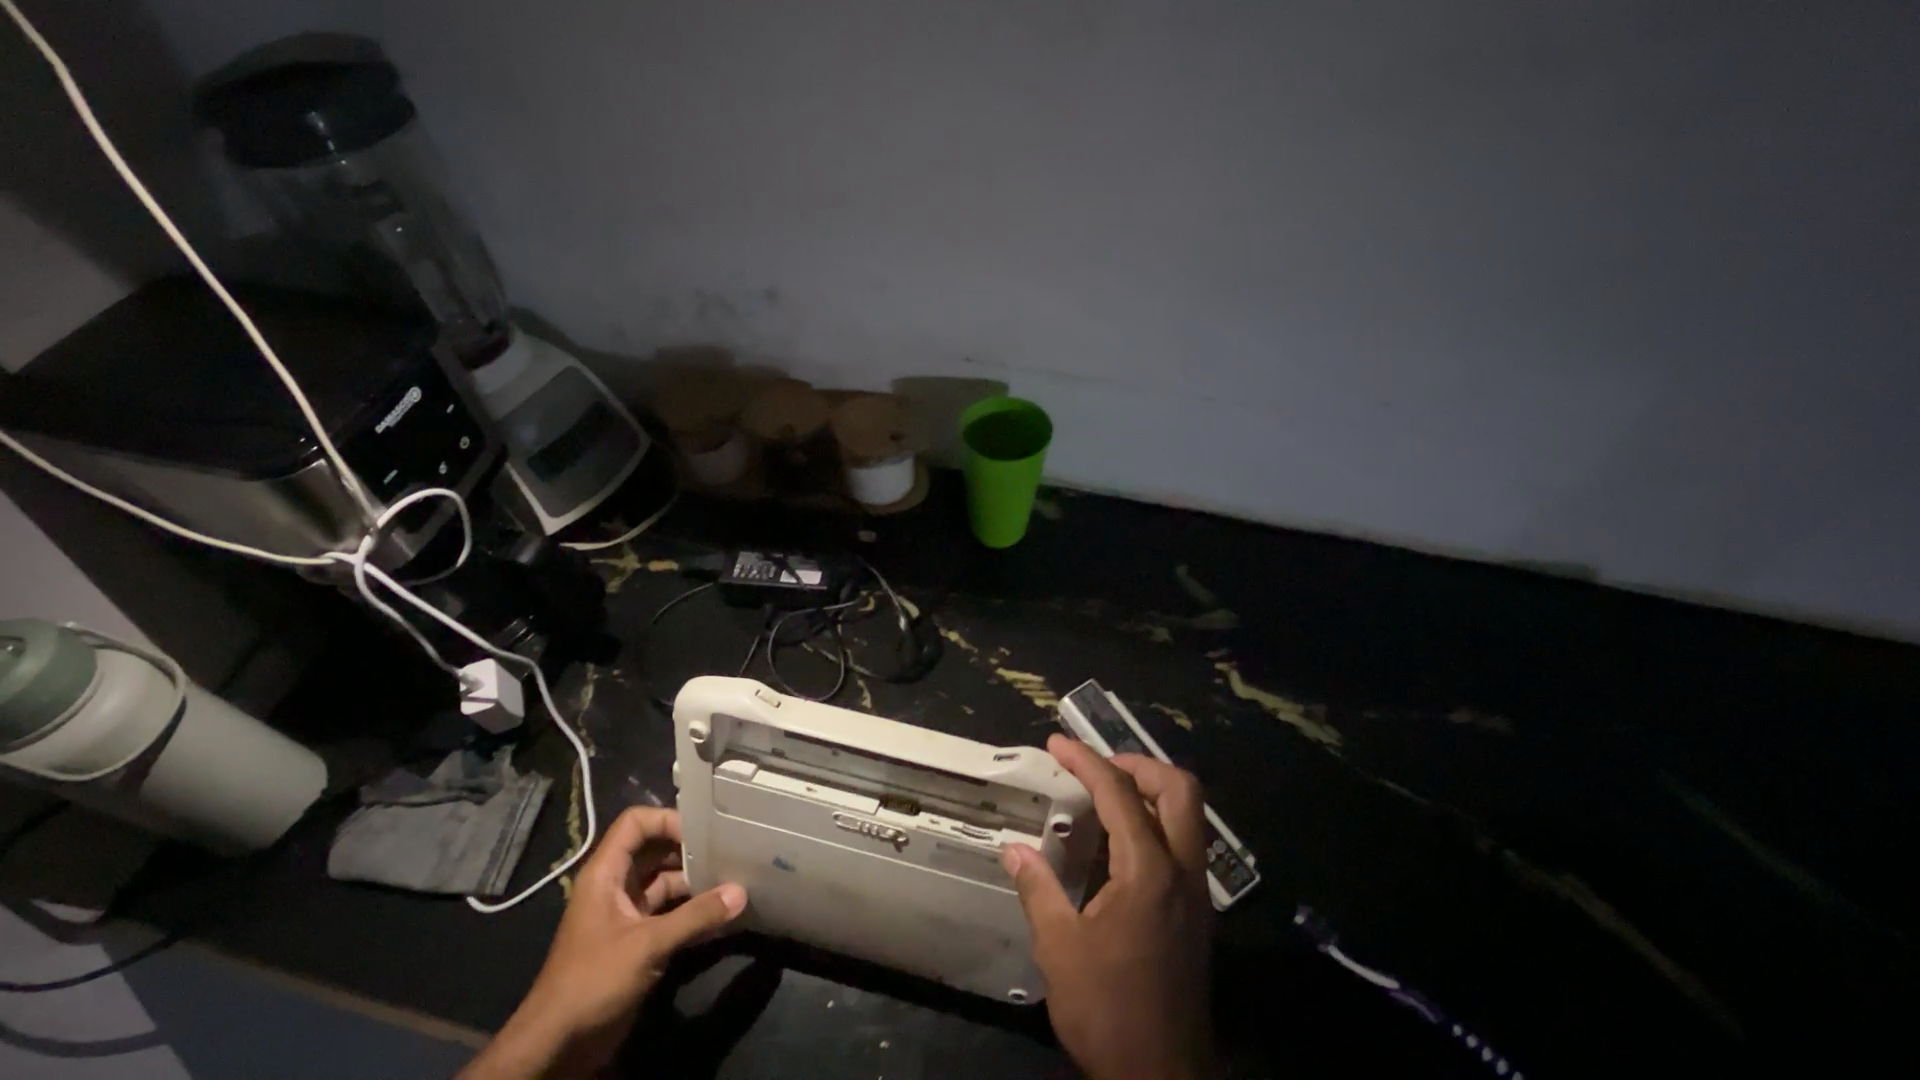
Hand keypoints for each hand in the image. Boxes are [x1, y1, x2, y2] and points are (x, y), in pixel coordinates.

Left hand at [460, 807, 747, 1079]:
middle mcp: (616, 887)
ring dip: (696, 883)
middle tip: (731, 852)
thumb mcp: (647, 945)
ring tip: (735, 880)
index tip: (704, 832)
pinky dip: (693, 912)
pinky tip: (723, 916)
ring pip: (666, 884)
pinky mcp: (637, 941)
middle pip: (655, 851)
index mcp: (605, 874)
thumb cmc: (593, 981)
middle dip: (690, 851)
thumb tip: (741, 893)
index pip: (635, 824)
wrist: (559, 1042)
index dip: (668, 820)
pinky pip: (670, 914)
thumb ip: (695, 917)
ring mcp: (626, 915)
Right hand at [1003, 735, 1213, 1079]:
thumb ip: (1039, 889)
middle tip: (1096, 766)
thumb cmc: (1106, 1009)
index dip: (1087, 761)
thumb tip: (1014, 849)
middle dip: (1138, 764)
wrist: (1160, 1072)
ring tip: (1105, 795)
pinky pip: (1184, 845)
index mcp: (1148, 872)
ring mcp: (1196, 894)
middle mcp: (1182, 872)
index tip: (1057, 743)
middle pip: (1180, 789)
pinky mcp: (1197, 915)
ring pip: (1189, 817)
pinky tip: (1119, 846)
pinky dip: (1156, 824)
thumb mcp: (1060, 948)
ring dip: (1151, 792)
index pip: (1120, 795)